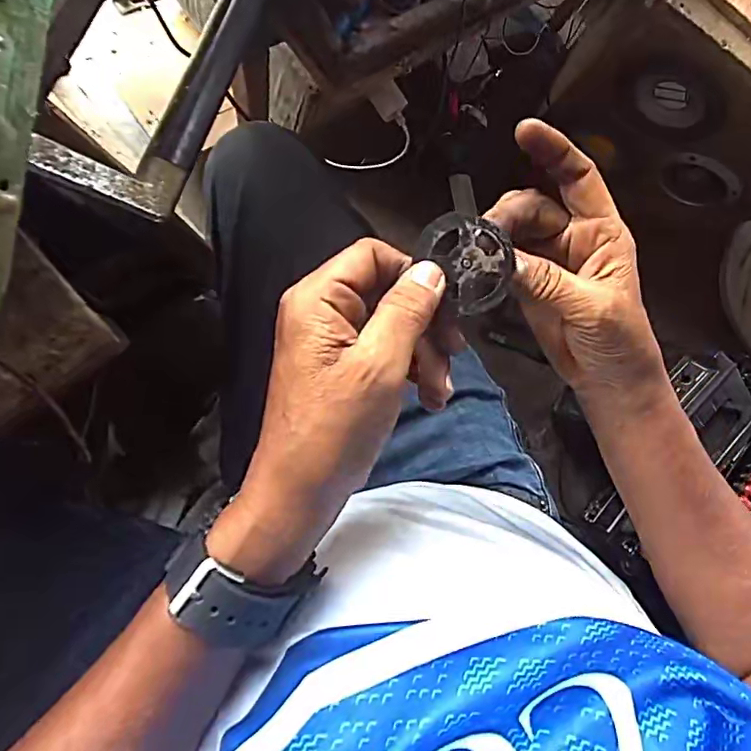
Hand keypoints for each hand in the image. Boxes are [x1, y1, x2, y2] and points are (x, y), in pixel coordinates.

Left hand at [210, 238, 447, 579]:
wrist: (299, 495)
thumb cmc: (330, 433)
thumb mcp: (380, 365)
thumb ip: (408, 310)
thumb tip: (432, 271)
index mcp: (318, 301)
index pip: (373, 254)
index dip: (413, 274)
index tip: (442, 306)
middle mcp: (323, 313)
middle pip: (390, 290)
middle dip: (427, 324)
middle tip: (450, 353)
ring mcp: (334, 341)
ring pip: (397, 322)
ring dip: (426, 353)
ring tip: (438, 388)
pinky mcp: (346, 367)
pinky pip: (390, 349)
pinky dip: (414, 369)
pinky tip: (428, 396)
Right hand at [485, 120, 667, 406]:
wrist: (611, 382)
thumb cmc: (624, 343)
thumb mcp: (594, 308)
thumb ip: (549, 282)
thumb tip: (510, 259)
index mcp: (604, 234)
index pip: (579, 177)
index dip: (554, 150)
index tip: (526, 132)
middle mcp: (575, 240)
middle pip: (533, 203)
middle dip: (509, 211)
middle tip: (491, 234)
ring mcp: (550, 261)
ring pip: (513, 229)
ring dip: (495, 237)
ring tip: (485, 255)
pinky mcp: (530, 284)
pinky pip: (503, 260)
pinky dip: (490, 262)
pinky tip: (483, 269)